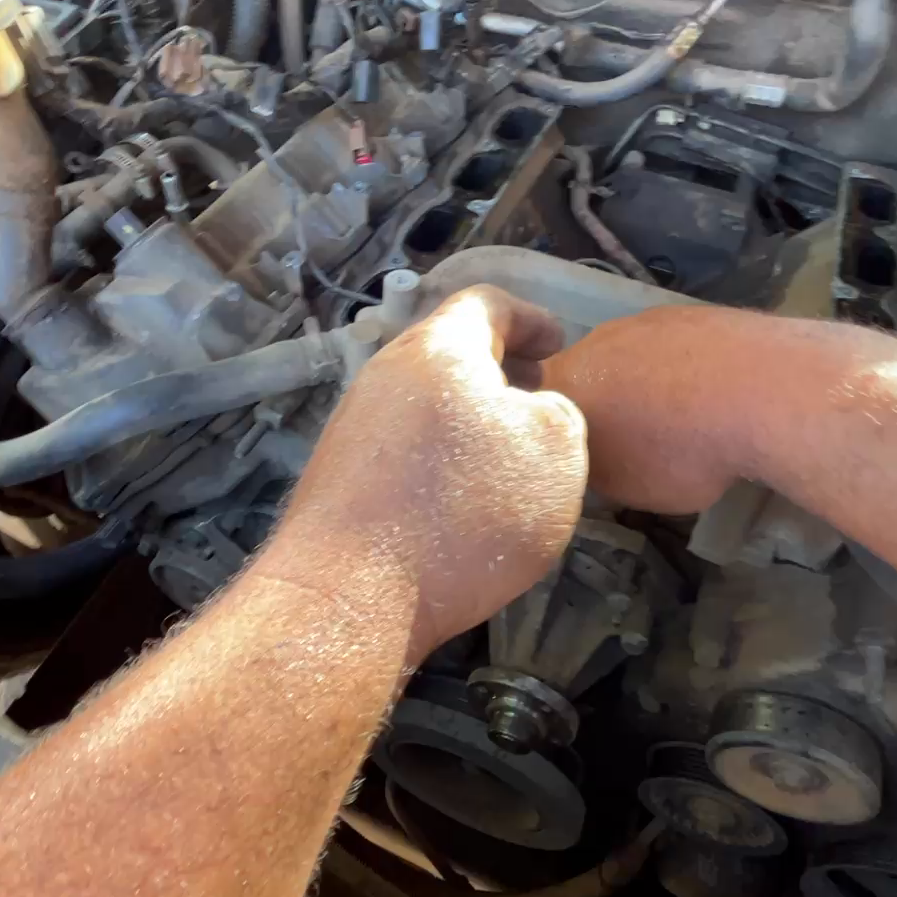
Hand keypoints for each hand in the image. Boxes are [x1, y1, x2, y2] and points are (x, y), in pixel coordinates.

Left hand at [268, 286, 589, 661]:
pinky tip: (459, 495)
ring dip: (469, 412)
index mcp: (439, 350)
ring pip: (424, 398)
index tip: (555, 341)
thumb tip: (531, 409)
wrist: (351, 594)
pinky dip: (440, 449)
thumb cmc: (464, 511)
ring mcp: (354, 424)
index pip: (485, 303)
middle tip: (536, 392)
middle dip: (499, 365)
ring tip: (504, 449)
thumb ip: (557, 413)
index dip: (529, 317)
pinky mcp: (340, 473)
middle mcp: (385, 374)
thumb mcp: (554, 453)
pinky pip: (403, 442)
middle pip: (449, 350)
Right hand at [540, 306, 748, 514]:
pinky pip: (675, 349)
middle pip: (585, 376)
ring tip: (682, 421)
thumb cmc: (675, 450)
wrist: (760, 391)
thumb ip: (590, 469)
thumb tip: (591, 459)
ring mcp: (644, 321)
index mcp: (563, 382)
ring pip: (631, 358)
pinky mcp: (691, 313)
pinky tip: (714, 399)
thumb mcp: (620, 486)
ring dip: (646, 385)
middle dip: (603, 405)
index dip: (556, 431)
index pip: (538, 404)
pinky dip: (685, 371)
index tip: (579, 455)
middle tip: (631, 442)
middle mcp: (594, 342)